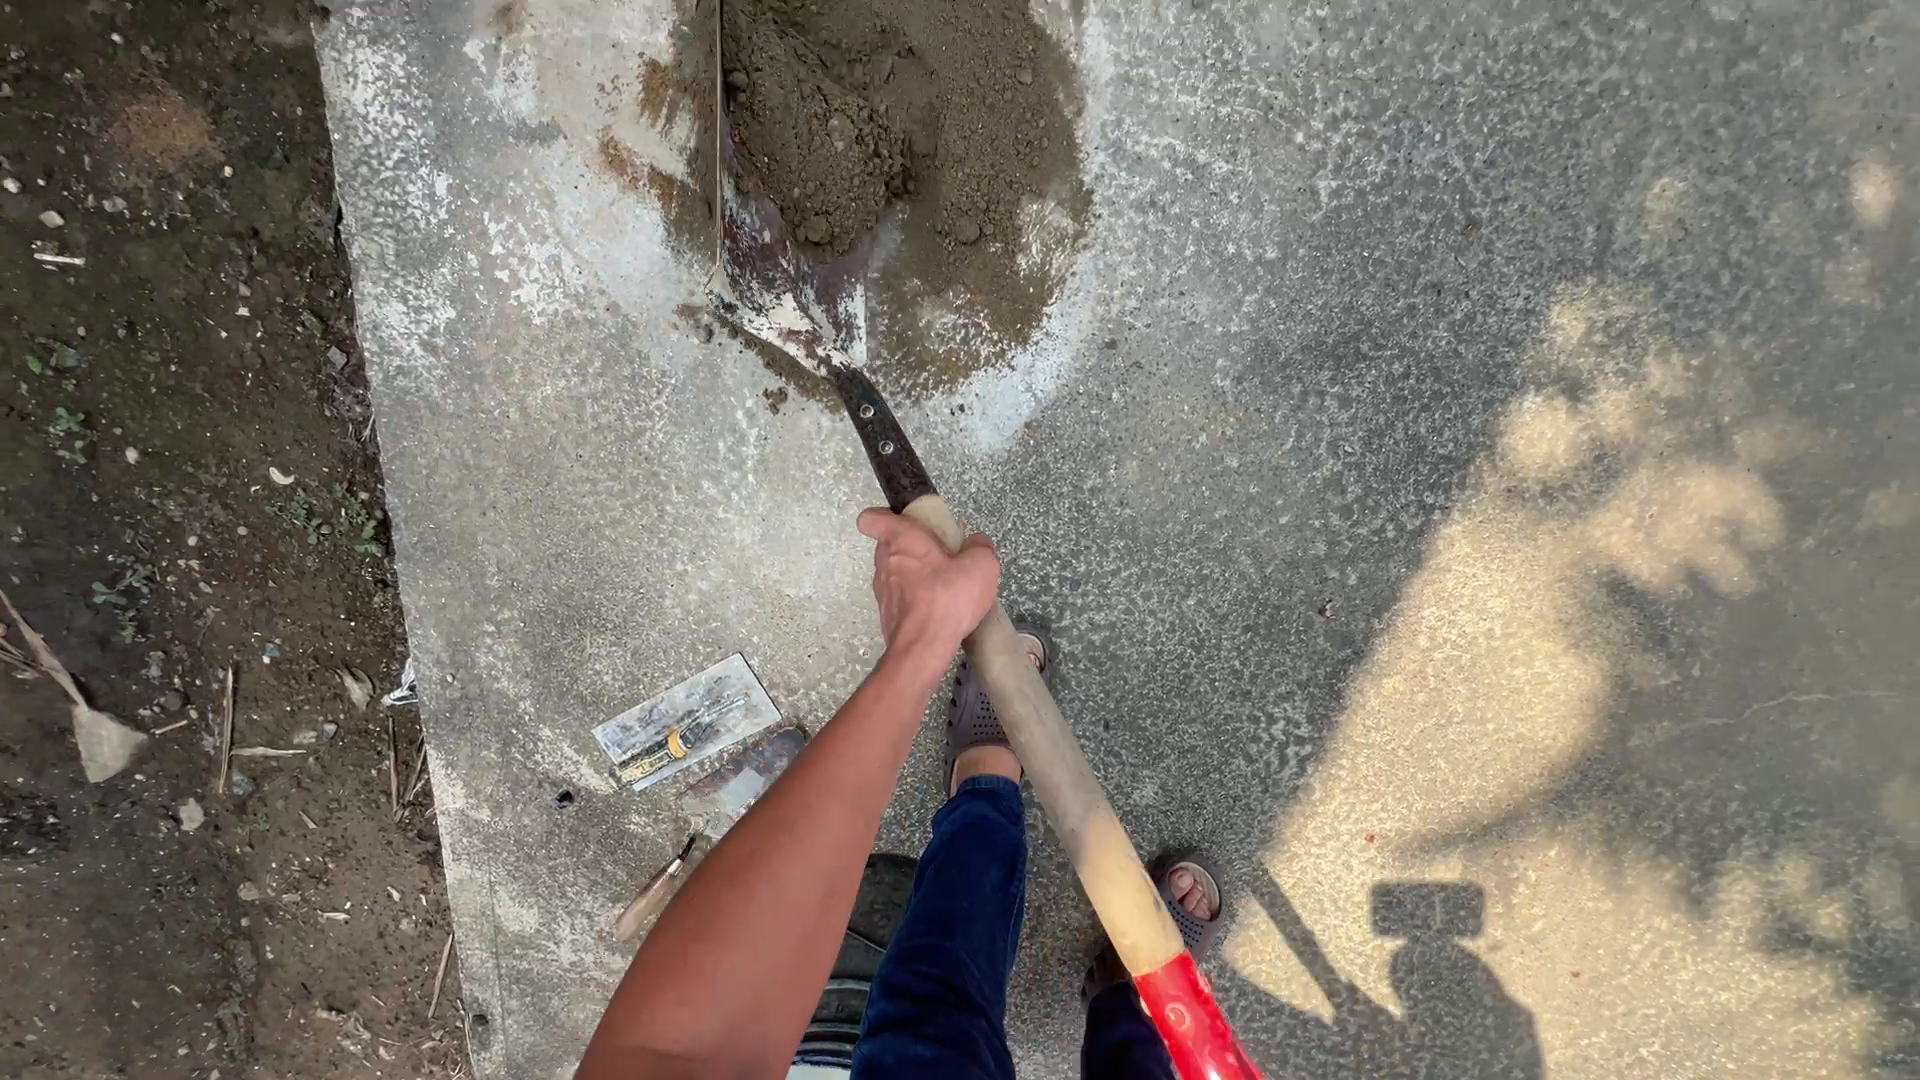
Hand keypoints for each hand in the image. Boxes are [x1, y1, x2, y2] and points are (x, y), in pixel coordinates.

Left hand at [857, 508, 999, 684]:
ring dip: (915, 575)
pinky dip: (916, 600)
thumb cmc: (948, 597)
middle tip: (941, 557)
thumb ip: (980, 547)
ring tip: (944, 587)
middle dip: (913, 548)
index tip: (908, 525)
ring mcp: (882, 590)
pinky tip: (939, 610)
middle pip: (890, 545)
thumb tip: (977, 543)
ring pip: (895, 572)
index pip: (872, 518)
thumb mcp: (981, 565)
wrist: (924, 646)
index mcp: (901, 539)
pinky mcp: (887, 614)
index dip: (885, 518)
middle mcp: (885, 561)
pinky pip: (900, 598)